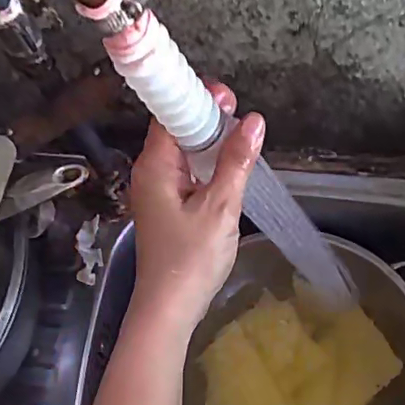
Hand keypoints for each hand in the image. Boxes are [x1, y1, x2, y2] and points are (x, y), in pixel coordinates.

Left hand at [128, 83, 265, 333]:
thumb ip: (236, 162)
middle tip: (240, 117)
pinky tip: (228, 172)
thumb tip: (253, 122)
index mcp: (155, 167)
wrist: (170, 307)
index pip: (171, 115)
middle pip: (177, 132)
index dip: (197, 100)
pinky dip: (207, 168)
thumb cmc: (190, 260)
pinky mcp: (168, 211)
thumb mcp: (220, 207)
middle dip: (207, 120)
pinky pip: (187, 177)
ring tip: (240, 141)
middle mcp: (150, 175)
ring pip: (184, 156)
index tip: (227, 97)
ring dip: (210, 145)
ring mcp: (157, 194)